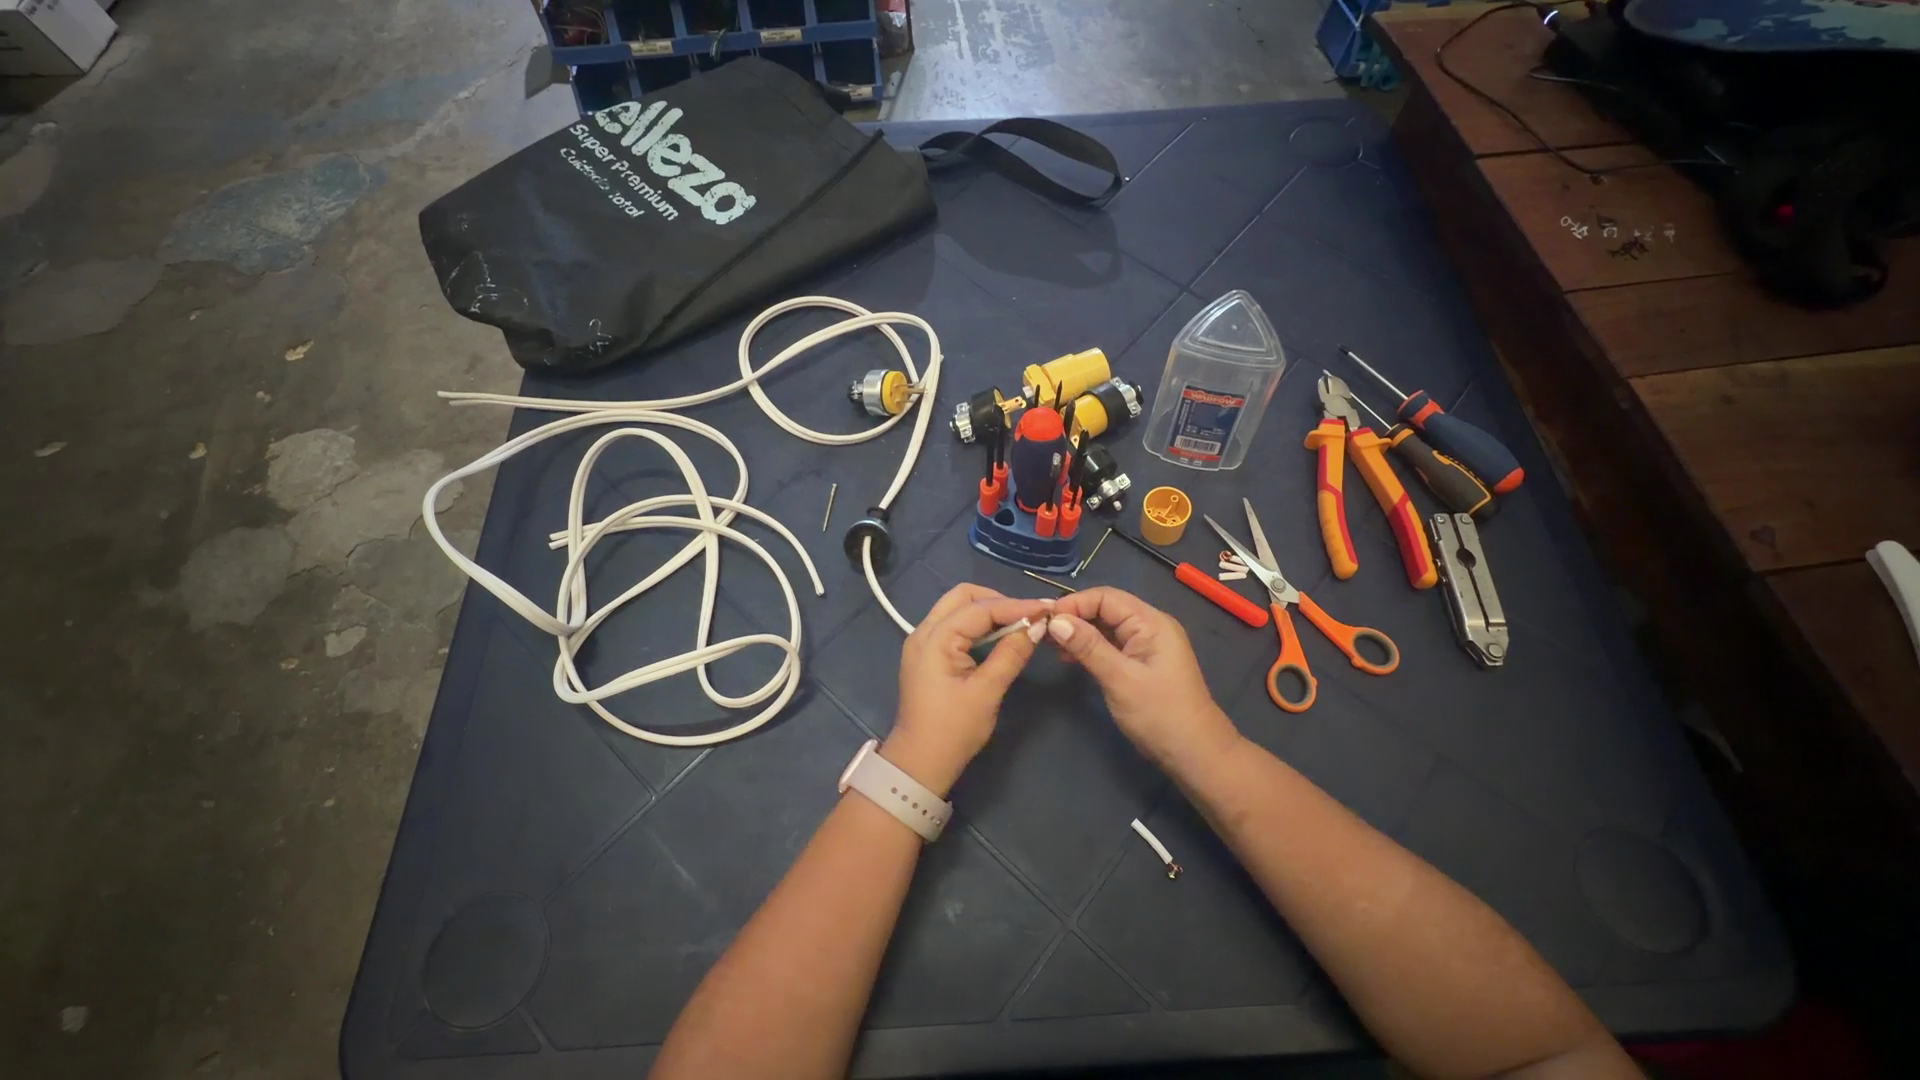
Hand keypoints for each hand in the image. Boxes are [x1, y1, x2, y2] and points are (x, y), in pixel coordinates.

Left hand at [886, 585, 1052, 794]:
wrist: (919, 763)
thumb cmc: (953, 730)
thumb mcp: (987, 692)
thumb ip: (1011, 654)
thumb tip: (1038, 627)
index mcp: (935, 639)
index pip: (980, 608)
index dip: (1016, 606)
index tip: (1048, 608)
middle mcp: (924, 632)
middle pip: (963, 597)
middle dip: (999, 600)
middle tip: (1030, 615)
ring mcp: (922, 642)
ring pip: (958, 608)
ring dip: (989, 611)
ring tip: (1021, 623)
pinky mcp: (928, 654)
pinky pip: (954, 625)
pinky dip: (978, 624)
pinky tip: (1000, 635)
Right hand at [1045, 587, 1240, 772]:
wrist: (1194, 753)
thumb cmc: (1160, 714)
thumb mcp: (1120, 678)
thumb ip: (1088, 647)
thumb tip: (1056, 621)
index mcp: (1151, 622)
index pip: (1106, 597)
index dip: (1074, 604)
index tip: (1044, 620)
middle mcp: (1149, 626)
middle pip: (1105, 608)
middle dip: (1073, 616)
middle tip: (1041, 632)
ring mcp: (1145, 645)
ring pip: (1105, 627)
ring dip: (1078, 632)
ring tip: (1049, 645)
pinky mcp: (1139, 662)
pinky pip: (1110, 644)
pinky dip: (1088, 647)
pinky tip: (1068, 658)